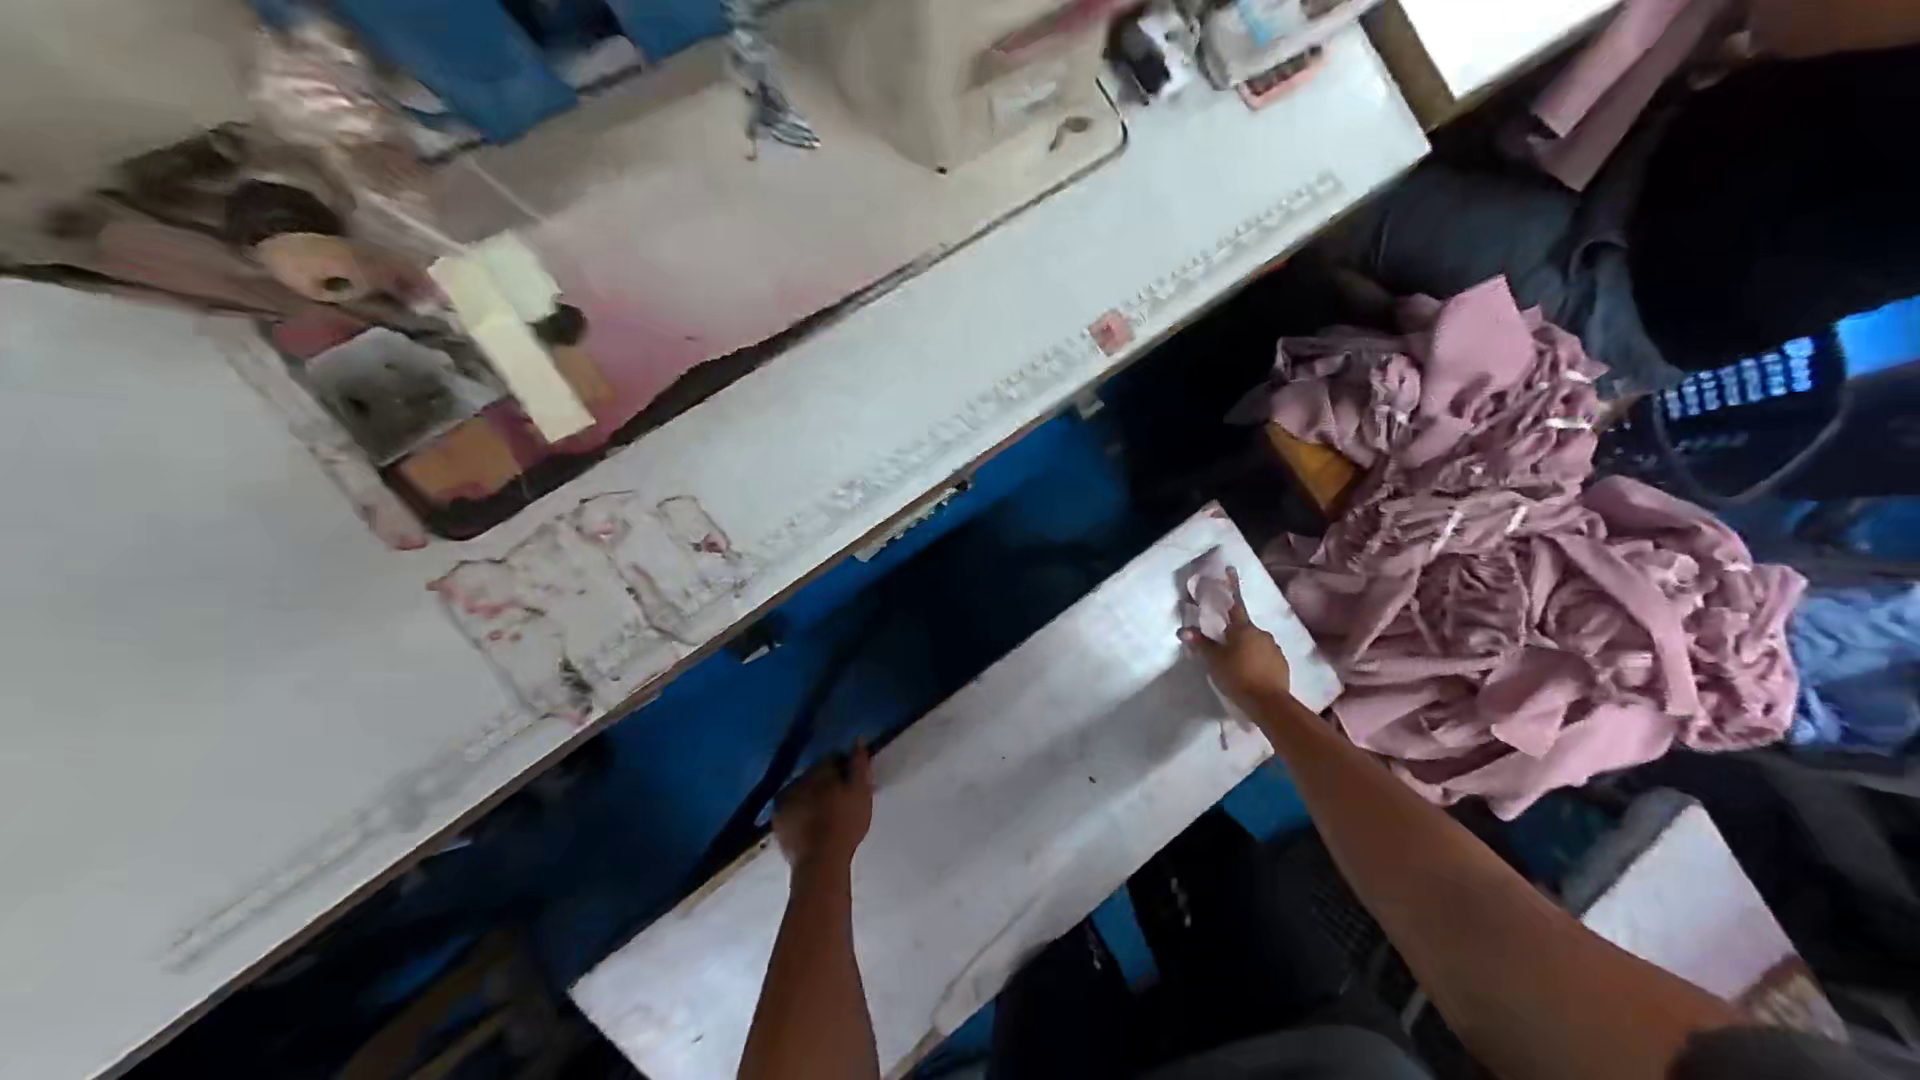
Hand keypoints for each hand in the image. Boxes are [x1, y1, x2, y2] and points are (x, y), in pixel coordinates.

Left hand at [773, 740, 873, 874]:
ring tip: (825, 814)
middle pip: (814, 774)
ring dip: (811, 796)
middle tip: (840, 800)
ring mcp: (784, 801)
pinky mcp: (777, 821)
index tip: (853, 782)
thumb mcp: (861, 792)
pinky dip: (799, 812)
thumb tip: (857, 740)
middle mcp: (797, 780)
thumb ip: (859, 764)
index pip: (831, 758)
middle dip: (826, 782)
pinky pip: (790, 809)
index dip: (843, 768)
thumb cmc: (845, 824)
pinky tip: (810, 824)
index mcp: (818, 771)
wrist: (820, 861)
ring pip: (800, 791)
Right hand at [1179, 566, 1292, 712]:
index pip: (1235, 603)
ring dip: (1244, 648)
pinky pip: (1264, 656)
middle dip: (1233, 633)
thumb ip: (1200, 644)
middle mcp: (1261, 633)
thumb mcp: (1214, 660)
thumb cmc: (1237, 676)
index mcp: (1243, 628)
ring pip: (1254, 642)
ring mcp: (1274, 648)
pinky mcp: (1281, 663)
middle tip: (1221, 647)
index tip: (1230, 568)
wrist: (1269, 703)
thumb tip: (1182, 630)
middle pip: (1243, 627)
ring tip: (1233, 665)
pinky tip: (1247, 673)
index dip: (1232, 586)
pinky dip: (1254, 660)